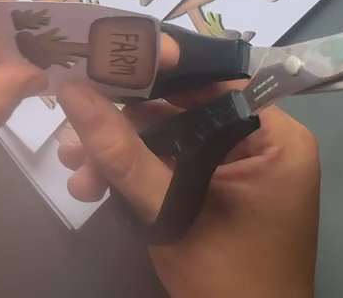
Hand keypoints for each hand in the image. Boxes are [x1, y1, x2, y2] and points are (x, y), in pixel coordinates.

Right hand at [55, 84, 319, 297]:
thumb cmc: (230, 276)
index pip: (206, 75)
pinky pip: (164, 158)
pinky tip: (92, 184)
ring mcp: (233, 163)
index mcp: (274, 137)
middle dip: (118, 121)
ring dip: (114, 148)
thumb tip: (69, 88)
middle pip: (174, 104)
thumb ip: (120, 148)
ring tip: (75, 168)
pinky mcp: (212, 184)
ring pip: (161, 132)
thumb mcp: (170, 207)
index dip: (151, 66)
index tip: (98, 66)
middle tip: (73, 127)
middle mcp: (258, 140)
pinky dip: (128, 168)